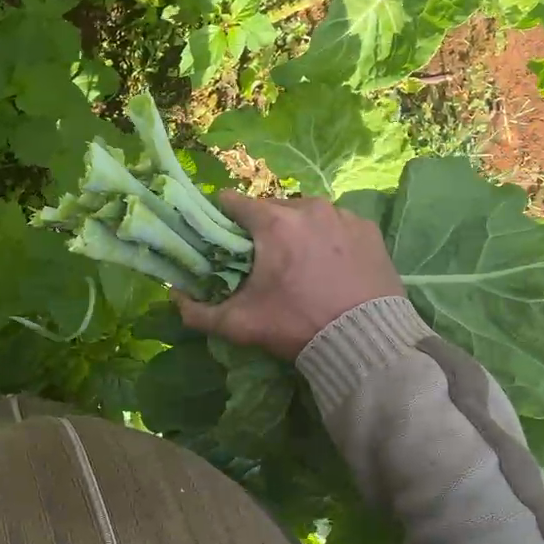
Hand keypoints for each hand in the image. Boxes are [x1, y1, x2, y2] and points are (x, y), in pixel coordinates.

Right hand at [172, 193, 402, 359]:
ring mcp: (343, 216)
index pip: (233, 202)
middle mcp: (308, 208)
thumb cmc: (296, 324)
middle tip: (258, 258)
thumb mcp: (238, 323)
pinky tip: (327, 265)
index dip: (220, 217)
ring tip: (296, 261)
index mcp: (273, 222)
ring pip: (305, 214)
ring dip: (294, 231)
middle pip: (270, 207)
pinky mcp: (369, 230)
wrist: (365, 341)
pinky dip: (326, 238)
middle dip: (260, 228)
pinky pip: (336, 225)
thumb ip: (197, 311)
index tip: (219, 237)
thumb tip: (175, 296)